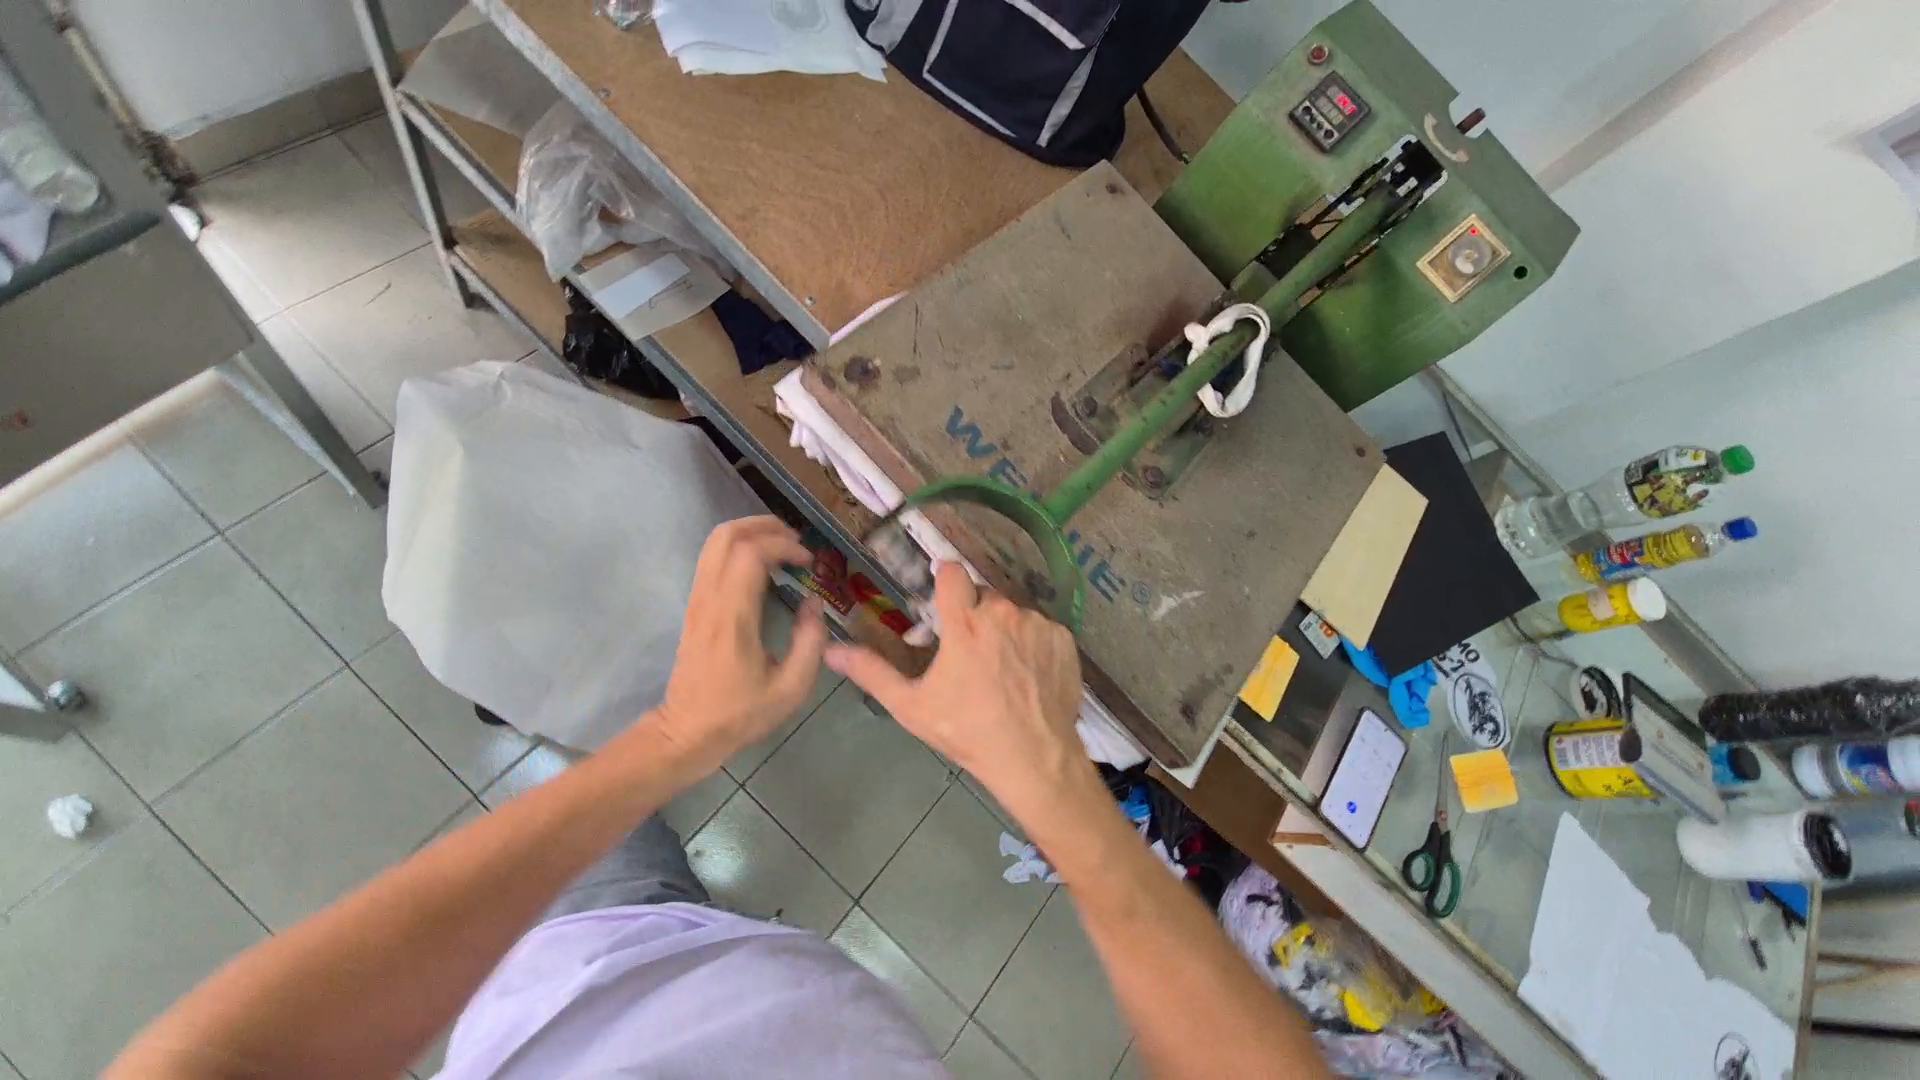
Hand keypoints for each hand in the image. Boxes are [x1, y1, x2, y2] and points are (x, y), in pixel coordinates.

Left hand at [648, 517, 826, 774]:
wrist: (687, 732)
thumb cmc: (741, 713)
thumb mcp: (790, 688)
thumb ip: (810, 642)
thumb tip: (814, 603)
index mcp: (734, 618)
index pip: (751, 554)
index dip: (783, 545)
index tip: (808, 561)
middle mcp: (710, 600)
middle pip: (727, 535)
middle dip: (765, 526)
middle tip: (795, 541)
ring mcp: (697, 600)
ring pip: (714, 542)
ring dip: (749, 532)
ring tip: (781, 546)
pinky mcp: (693, 605)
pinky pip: (711, 559)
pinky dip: (738, 547)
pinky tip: (761, 564)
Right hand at [826, 564, 1088, 816]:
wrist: (1034, 758)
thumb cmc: (967, 732)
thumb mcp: (912, 706)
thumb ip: (872, 673)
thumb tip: (831, 651)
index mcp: (964, 624)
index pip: (951, 572)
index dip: (944, 579)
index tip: (941, 595)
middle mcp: (1002, 613)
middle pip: (982, 596)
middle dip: (974, 615)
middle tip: (969, 652)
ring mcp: (1037, 624)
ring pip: (1013, 612)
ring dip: (1004, 629)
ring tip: (1001, 668)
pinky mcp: (1063, 638)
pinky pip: (1041, 628)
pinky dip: (1032, 644)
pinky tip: (1028, 674)